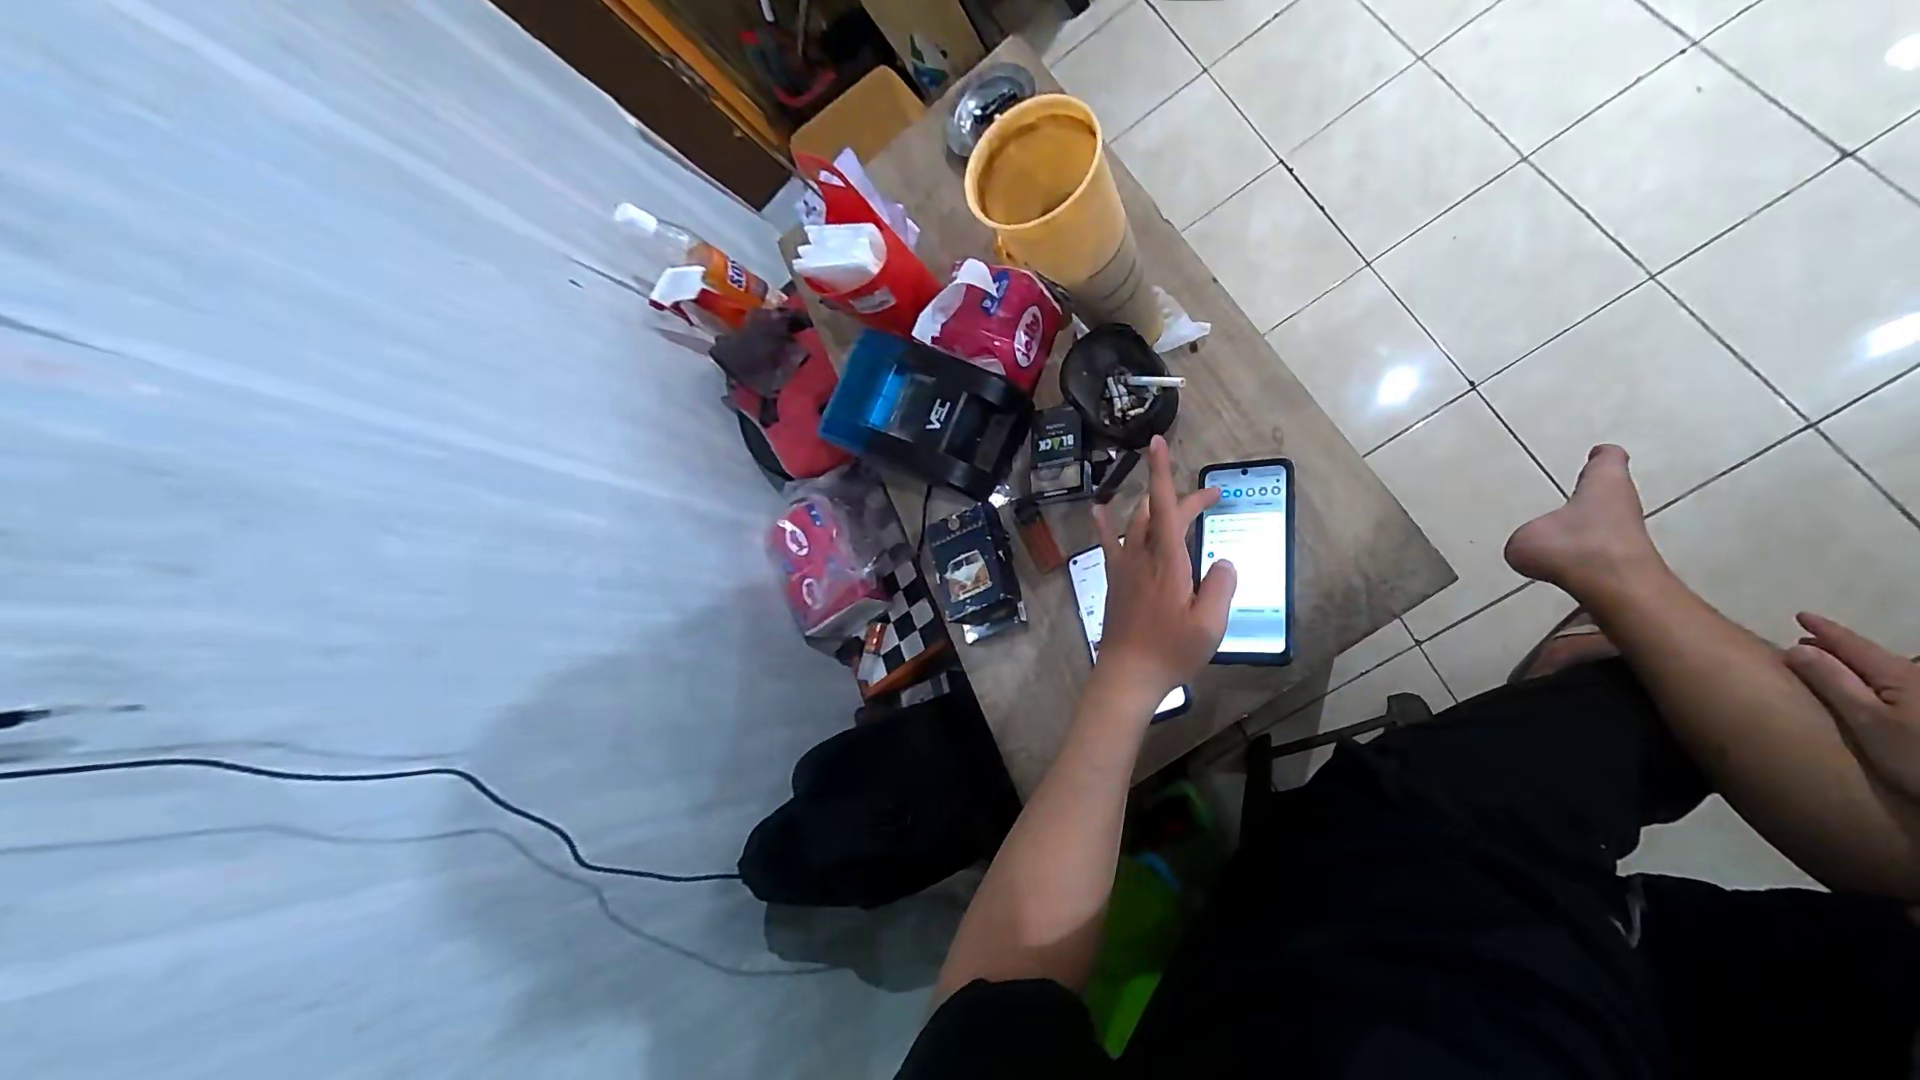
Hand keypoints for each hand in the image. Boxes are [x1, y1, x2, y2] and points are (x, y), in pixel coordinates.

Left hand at [1089, 435, 1236, 699]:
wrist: (1127, 675)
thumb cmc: (1171, 652)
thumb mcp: (1210, 625)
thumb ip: (1220, 588)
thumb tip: (1223, 561)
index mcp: (1168, 563)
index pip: (1167, 508)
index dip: (1162, 473)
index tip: (1157, 443)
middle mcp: (1142, 557)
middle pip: (1157, 512)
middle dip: (1183, 497)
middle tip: (1212, 497)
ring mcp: (1123, 568)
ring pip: (1135, 523)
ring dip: (1154, 506)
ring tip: (1174, 501)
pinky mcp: (1114, 580)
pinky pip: (1109, 543)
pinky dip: (1107, 523)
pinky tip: (1100, 509)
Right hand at [1785, 613, 1919, 799]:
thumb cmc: (1917, 754)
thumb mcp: (1867, 720)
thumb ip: (1832, 681)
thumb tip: (1797, 648)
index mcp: (1899, 675)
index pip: (1853, 644)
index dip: (1825, 629)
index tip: (1801, 614)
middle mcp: (1918, 678)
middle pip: (1873, 655)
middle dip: (1839, 646)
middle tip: (1807, 641)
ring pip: (1888, 670)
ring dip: (1856, 664)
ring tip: (1832, 662)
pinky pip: (1900, 684)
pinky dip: (1874, 679)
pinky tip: (1870, 687)